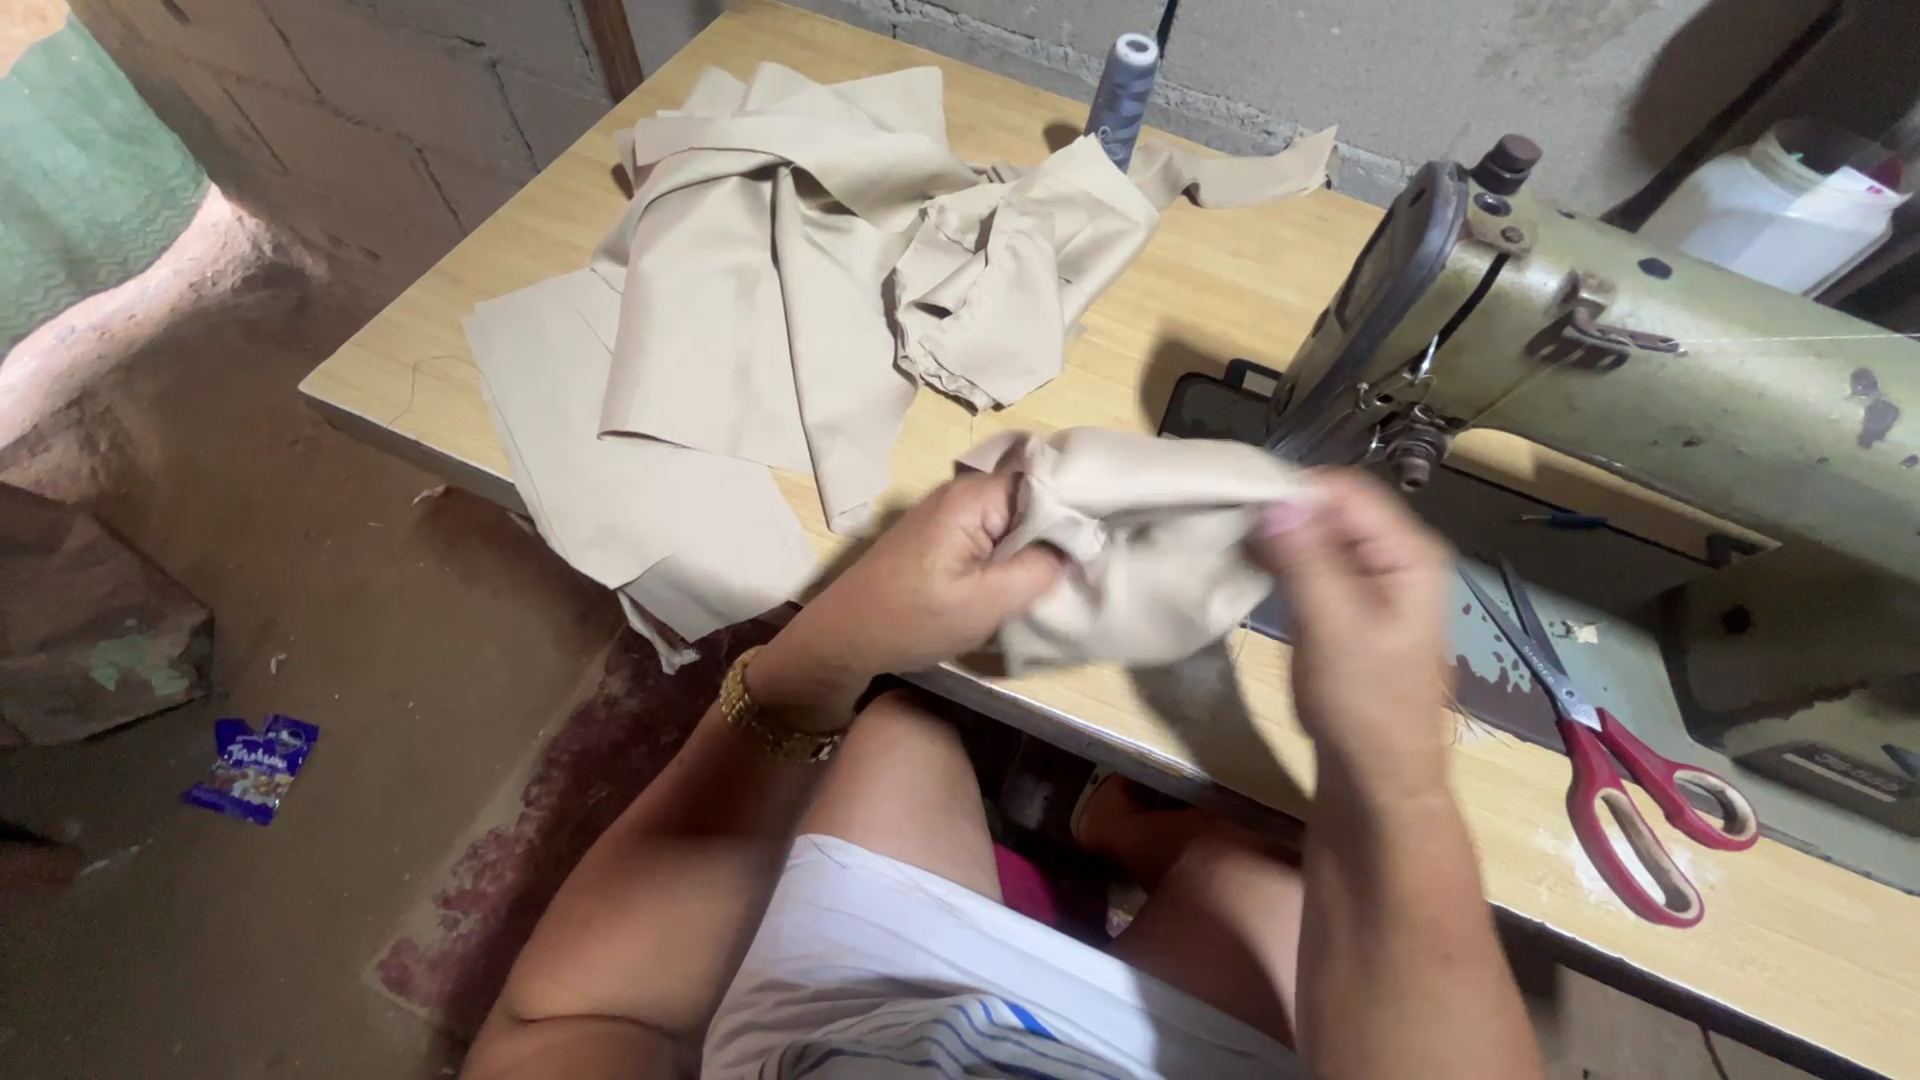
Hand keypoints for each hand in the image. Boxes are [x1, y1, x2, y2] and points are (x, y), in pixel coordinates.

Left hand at [749, 471, 1063, 722]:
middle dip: (1057, 526)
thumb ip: (1038, 571)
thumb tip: (1076, 547)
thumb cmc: (912, 620)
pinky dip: (1008, 552)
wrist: (844, 638)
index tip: (1104, 535)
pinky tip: (1022, 576)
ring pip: (1010, 518)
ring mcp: (946, 514)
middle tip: (1090, 558)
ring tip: (1063, 569)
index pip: (1044, 481)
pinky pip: (989, 532)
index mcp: (971, 498)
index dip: (1077, 506)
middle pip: (1028, 497)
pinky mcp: (939, 536)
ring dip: (1033, 543)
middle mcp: (959, 493)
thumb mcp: (985, 604)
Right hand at [1248, 469, 1454, 795]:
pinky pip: (1309, 560)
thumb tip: (1274, 499)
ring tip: (1230, 541)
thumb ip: (1306, 560)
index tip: (1236, 502)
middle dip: (1279, 511)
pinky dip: (1279, 558)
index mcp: (1406, 553)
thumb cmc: (1362, 703)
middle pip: (1329, 508)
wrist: (1374, 771)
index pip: (1344, 490)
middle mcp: (1393, 556)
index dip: (1291, 490)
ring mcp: (1369, 579)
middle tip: (1226, 523)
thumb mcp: (1333, 627)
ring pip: (1315, 533)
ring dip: (1275, 535)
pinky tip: (1248, 566)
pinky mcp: (1345, 601)